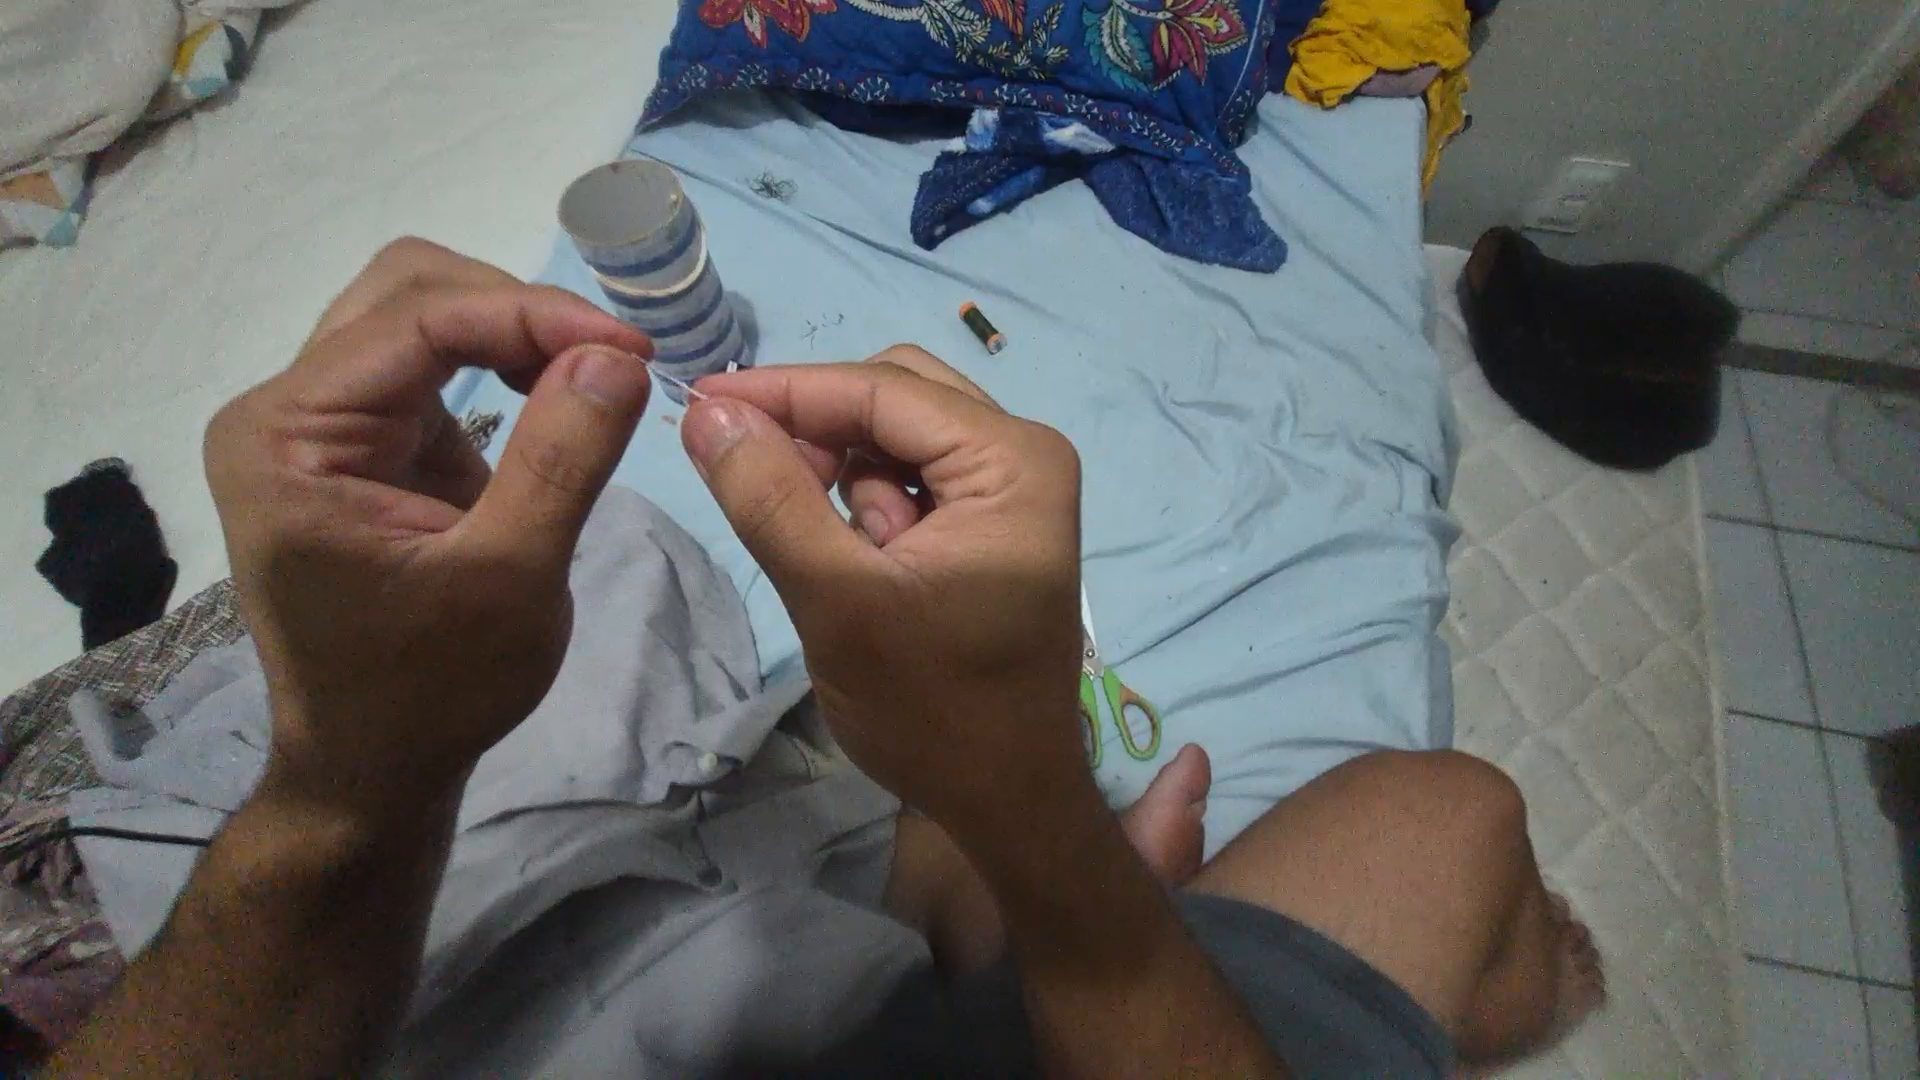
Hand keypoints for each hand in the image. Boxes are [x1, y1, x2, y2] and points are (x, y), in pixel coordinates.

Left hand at [203, 238, 654, 815]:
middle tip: (610, 359)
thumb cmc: (437, 685)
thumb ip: (563, 459)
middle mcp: (292, 412)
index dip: (536, 317)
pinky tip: (555, 402)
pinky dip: (508, 368)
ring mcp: (330, 429)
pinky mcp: (374, 451)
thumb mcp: (513, 575)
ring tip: (591, 379)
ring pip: (422, 320)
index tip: (636, 350)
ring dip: (516, 334)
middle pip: (406, 294)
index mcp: (292, 435)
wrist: (382, 760)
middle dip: (519, 310)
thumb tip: (619, 357)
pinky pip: (439, 372)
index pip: (418, 320)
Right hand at [680, 347, 1088, 846]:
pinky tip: (867, 563)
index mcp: (1014, 461)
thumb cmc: (935, 712)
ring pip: (900, 438)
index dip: (785, 390)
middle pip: (897, 398)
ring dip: (848, 480)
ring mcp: (1015, 490)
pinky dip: (871, 508)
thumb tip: (709, 409)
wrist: (1005, 798)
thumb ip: (771, 497)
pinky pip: (914, 481)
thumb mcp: (838, 601)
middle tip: (756, 479)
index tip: (697, 399)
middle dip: (821, 433)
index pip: (883, 389)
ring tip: (840, 556)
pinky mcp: (995, 524)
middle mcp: (1026, 456)